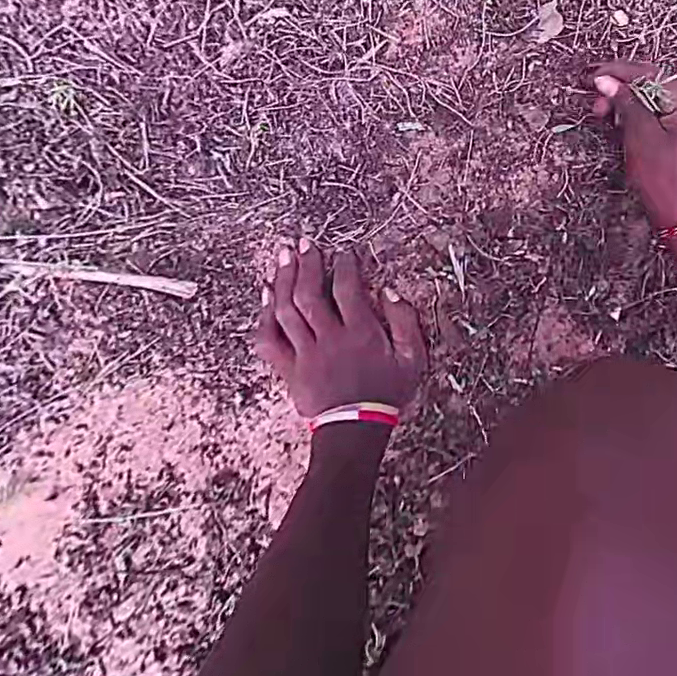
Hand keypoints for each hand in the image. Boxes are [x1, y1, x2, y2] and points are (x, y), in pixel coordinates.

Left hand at [255, 239, 426, 416]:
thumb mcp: (412, 359)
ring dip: (284, 280)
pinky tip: (266, 293)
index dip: (344, 266)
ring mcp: (305, 353)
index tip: (344, 253)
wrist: (355, 432)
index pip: (347, 289)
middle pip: (310, 293)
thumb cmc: (386, 394)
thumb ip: (404, 322)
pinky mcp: (288, 368)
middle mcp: (329, 338)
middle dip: (306, 264)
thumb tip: (389, 291)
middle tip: (303, 243)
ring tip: (283, 256)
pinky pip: (269, 339)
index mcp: (360, 333)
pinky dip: (264, 315)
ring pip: (287, 310)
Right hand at [589, 61, 676, 230]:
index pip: (650, 73)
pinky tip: (626, 124)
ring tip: (607, 117)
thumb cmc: (666, 184)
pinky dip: (644, 115)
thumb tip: (606, 81)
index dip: (617, 73)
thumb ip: (625, 104)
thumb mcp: (640, 139)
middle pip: (655, 84)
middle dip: (622, 90)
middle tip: (596, 105)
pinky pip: (666, 112)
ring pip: (658, 99)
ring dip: (631, 103)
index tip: (592, 77)